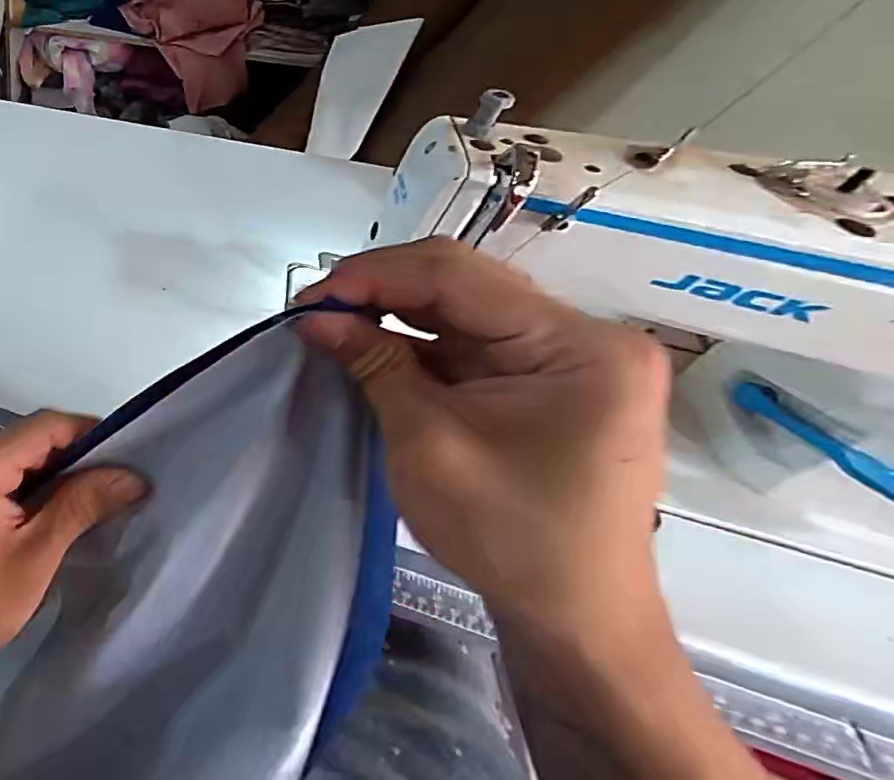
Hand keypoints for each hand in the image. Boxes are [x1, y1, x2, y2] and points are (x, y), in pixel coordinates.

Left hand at [0, 411, 148, 684]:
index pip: (50, 425)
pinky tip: (62, 507)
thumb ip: (82, 506)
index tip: (131, 462)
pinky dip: (41, 481)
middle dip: (82, 457)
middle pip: (40, 434)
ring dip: (63, 471)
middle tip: (120, 487)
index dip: (94, 436)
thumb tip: (134, 476)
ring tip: (99, 500)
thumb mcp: (36, 556)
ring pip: (30, 450)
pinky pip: (14, 464)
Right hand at [298, 237, 669, 637]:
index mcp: (578, 346)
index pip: (457, 277)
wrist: (574, 618)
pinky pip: (467, 335)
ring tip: (334, 319)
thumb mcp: (427, 443)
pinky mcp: (542, 373)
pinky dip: (413, 336)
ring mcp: (564, 353)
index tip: (310, 298)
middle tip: (317, 306)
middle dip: (380, 286)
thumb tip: (314, 318)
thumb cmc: (509, 537)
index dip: (374, 276)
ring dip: (392, 307)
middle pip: (462, 280)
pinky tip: (371, 340)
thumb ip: (373, 364)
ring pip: (460, 302)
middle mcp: (582, 335)